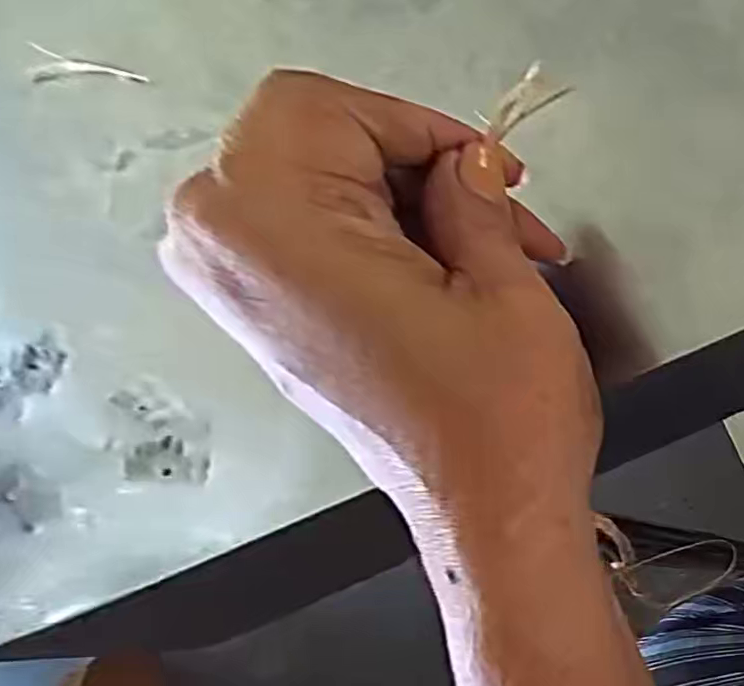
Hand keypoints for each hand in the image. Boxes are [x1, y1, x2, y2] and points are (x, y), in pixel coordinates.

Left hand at [159, 70, 599, 536]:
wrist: (497, 518)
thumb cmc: (508, 423)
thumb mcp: (512, 294)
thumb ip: (478, 206)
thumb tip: (471, 169)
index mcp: (270, 223)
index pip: (328, 110)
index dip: (425, 130)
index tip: (496, 169)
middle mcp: (228, 254)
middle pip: (320, 154)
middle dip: (430, 178)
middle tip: (515, 221)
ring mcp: (249, 302)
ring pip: (329, 205)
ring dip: (424, 221)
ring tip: (506, 263)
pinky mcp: (283, 337)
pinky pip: (327, 256)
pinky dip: (398, 256)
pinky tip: (467, 289)